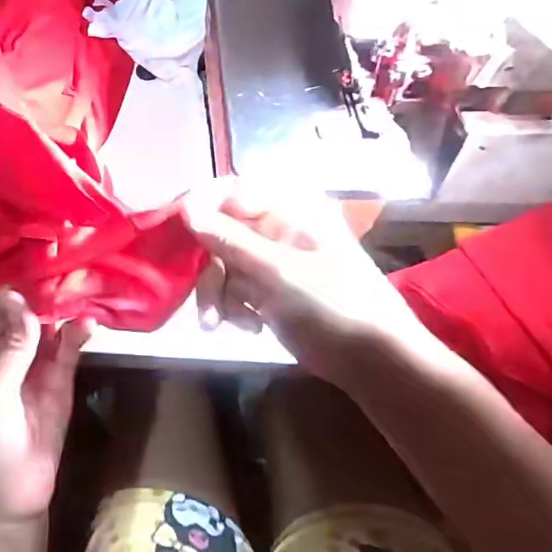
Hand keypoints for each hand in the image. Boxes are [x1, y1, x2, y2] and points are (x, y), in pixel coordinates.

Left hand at [0, 289, 91, 527]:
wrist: (3, 504)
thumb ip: (11, 348)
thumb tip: (22, 300)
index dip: (17, 291)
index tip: (44, 273)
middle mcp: (4, 352)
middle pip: (25, 312)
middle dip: (46, 294)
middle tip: (74, 275)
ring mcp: (32, 367)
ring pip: (50, 328)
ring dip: (65, 311)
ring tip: (88, 289)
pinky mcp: (57, 385)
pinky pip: (67, 352)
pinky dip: (78, 335)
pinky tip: (89, 324)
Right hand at [181, 177, 476, 394]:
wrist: (375, 362)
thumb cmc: (335, 305)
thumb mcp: (278, 271)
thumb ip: (229, 239)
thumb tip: (185, 208)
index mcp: (290, 208)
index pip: (232, 190)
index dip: (201, 206)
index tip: (177, 230)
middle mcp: (278, 227)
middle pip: (220, 231)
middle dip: (209, 268)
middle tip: (203, 298)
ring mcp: (273, 259)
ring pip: (222, 264)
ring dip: (217, 293)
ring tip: (218, 323)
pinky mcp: (268, 289)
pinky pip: (233, 288)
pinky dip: (232, 307)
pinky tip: (248, 327)